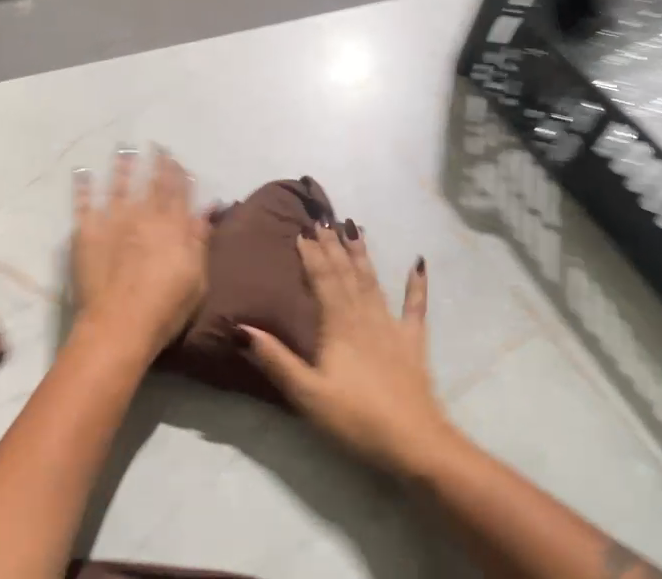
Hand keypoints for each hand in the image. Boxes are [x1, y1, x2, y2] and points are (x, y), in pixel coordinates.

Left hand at [70, 148, 210, 356]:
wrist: (119, 324)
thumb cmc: (165, 308)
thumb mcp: (197, 278)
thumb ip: (199, 240)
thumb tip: (205, 209)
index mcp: (173, 226)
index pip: (178, 191)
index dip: (178, 173)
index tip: (176, 159)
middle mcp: (144, 215)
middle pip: (151, 183)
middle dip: (154, 162)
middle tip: (155, 145)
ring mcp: (113, 220)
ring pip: (118, 185)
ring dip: (122, 166)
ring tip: (124, 149)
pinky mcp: (87, 232)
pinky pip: (84, 203)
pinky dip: (83, 186)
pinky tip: (82, 171)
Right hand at [240, 227, 456, 475]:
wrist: (413, 442)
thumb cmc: (355, 418)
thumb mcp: (307, 393)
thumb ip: (276, 359)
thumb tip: (242, 327)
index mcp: (338, 325)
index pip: (322, 280)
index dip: (312, 255)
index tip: (302, 231)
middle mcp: (364, 316)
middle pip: (346, 274)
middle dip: (333, 246)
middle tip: (324, 219)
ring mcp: (392, 327)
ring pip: (373, 282)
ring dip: (362, 255)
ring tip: (355, 228)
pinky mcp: (413, 342)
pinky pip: (416, 306)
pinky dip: (417, 283)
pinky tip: (419, 263)